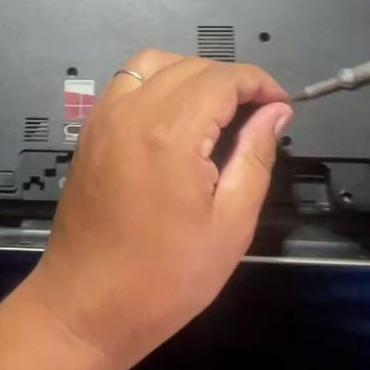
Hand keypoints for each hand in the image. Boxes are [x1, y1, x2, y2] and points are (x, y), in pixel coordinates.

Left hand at [17, 51, 290, 369]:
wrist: (87, 307)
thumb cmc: (165, 279)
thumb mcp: (230, 225)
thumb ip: (255, 157)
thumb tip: (276, 112)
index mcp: (170, 133)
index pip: (222, 78)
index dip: (259, 82)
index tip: (282, 104)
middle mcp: (132, 112)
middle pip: (190, 65)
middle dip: (230, 80)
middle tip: (257, 115)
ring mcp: (104, 118)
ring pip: (152, 62)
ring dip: (190, 73)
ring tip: (217, 110)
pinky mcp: (89, 131)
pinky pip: (125, 82)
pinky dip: (155, 81)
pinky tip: (174, 116)